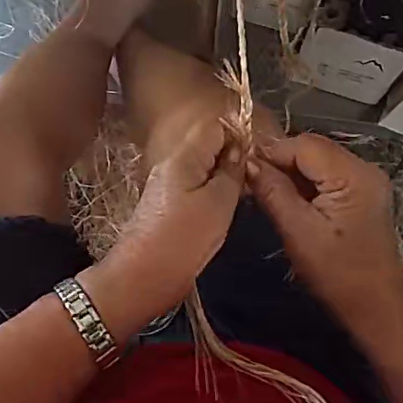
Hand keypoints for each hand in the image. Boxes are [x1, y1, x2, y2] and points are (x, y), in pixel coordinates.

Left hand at [94, 119, 244, 324]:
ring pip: (203, 170)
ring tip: (241, 198)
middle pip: (208, 147)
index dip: (239, 135)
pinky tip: (222, 212)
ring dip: (223, 179)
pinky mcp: (166, 207)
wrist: (144, 276)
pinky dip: (211, 195)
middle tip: (254, 181)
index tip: (258, 159)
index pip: (215, 127)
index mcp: (183, 157)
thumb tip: (239, 149)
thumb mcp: (219, 202)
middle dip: (233, 159)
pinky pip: (194, 189)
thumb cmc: (184, 237)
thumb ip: (232, 171)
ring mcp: (166, 186)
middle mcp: (171, 166)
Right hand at [245, 134, 402, 331]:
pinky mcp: (360, 192)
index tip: (242, 169)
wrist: (377, 307)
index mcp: (353, 175)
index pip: (303, 144)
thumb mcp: (297, 231)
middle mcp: (364, 168)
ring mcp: (365, 180)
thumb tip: (247, 162)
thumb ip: (272, 190)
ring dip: (288, 170)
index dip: (269, 152)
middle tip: (249, 179)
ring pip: (316, 159)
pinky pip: (325, 173)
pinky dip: (302, 181)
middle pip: (311, 148)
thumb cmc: (337, 274)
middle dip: (278, 160)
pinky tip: (285, 196)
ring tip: (263, 188)